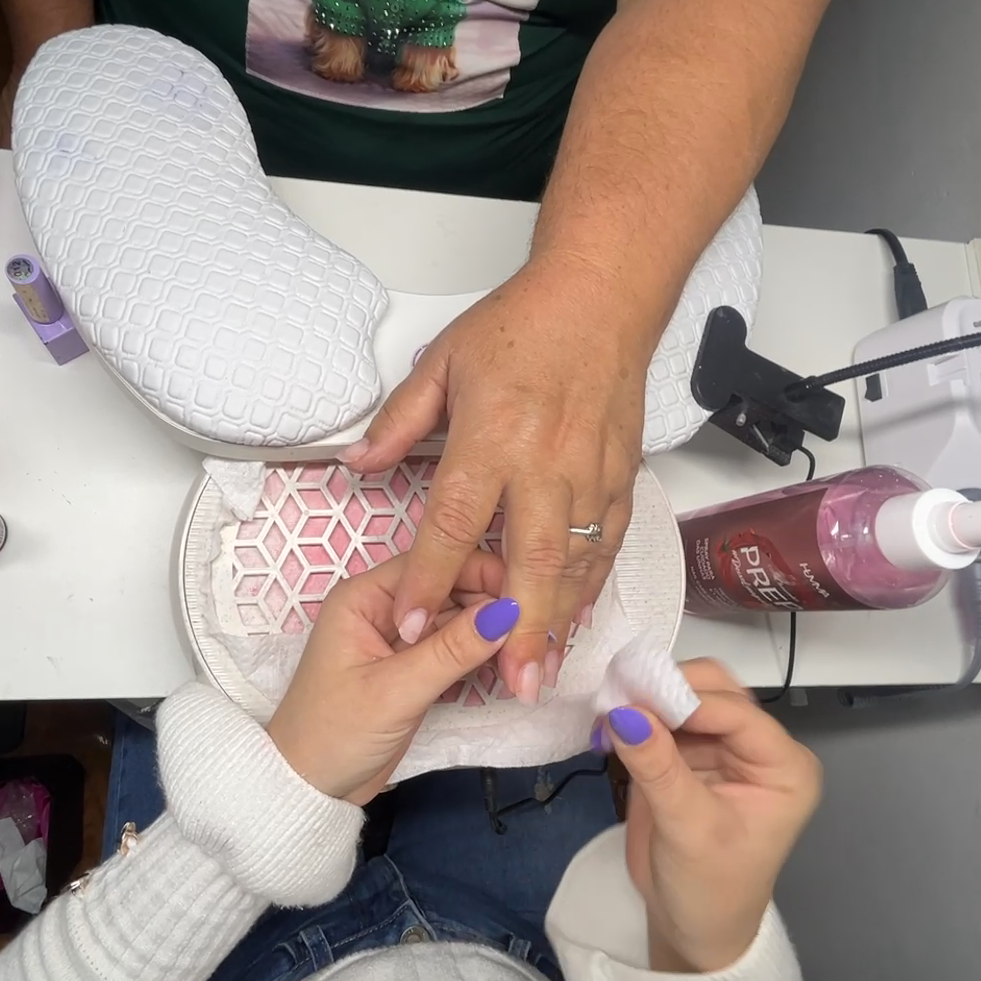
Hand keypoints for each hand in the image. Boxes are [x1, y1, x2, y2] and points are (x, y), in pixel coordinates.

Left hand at [268, 552, 519, 804]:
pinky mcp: (415, 665)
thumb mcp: (395, 691)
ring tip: (538, 652)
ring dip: (495, 635)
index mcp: (366, 596)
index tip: (529, 594)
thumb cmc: (335, 735)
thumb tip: (510, 610)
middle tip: (543, 632)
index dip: (482, 573)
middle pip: (452, 589)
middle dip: (495, 608)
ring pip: (460, 619)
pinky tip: (515, 666)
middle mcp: (386, 606)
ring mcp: (402, 636)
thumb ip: (452, 650)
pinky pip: (457, 647)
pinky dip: (484, 656)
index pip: (432, 564)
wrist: (310, 793)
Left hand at [340, 258, 650, 705]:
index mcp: (490, 435)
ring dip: (561, 619)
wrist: (600, 296)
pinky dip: (595, 583)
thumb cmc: (519, 325)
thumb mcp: (443, 361)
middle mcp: (543, 462)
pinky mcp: (621, 472)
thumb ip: (399, 419)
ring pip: (576, 559)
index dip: (431, 578)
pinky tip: (579, 615)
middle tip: (512, 684)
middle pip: (529, 558)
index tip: (414, 626)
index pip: (453, 521)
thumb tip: (359, 461)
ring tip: (547, 669)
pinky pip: (609, 539)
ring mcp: (590, 471)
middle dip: (519, 628)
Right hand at [595, 659, 821, 972]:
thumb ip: (658, 767)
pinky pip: (660, 713)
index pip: (736, 712)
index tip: (633, 700)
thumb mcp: (688, 830)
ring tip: (610, 706)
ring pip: (683, 693)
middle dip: (667, 688)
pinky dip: (635, 712)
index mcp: (783, 767)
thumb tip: (623, 712)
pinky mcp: (685, 750)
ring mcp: (719, 745)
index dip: (686, 701)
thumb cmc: (710, 888)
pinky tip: (610, 721)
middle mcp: (756, 747)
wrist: (691, 927)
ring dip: (647, 696)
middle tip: (620, 696)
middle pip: (713, 689)